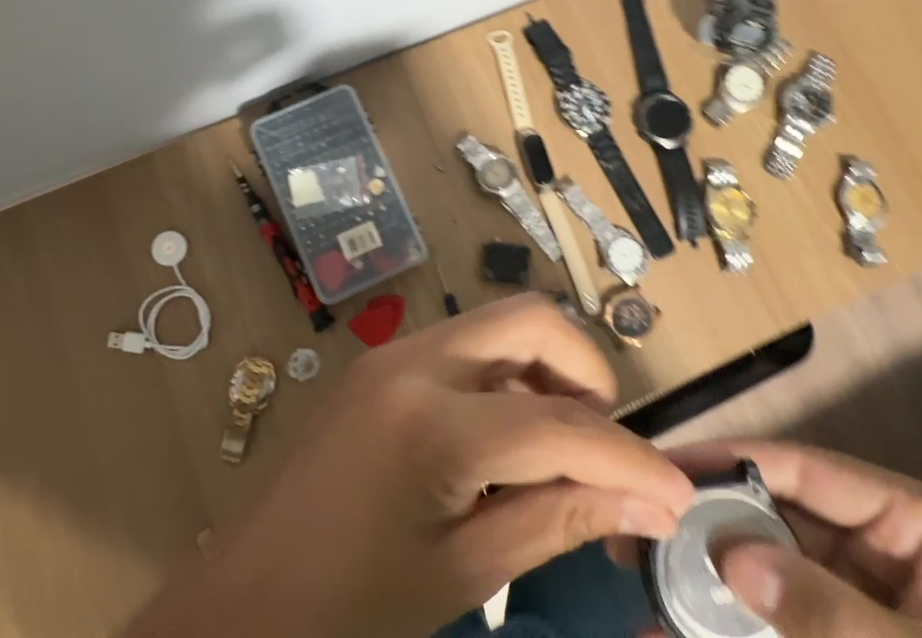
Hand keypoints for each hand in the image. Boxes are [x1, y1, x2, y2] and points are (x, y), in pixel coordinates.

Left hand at [121, 294, 693, 637]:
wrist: (243, 598)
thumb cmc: (351, 602)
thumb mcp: (464, 571)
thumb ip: (559, 520)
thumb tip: (652, 502)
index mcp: (432, 424)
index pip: (564, 425)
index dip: (633, 460)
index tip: (679, 495)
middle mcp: (411, 363)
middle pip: (530, 320)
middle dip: (588, 374)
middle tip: (603, 448)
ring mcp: (388, 356)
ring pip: (496, 327)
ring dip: (544, 372)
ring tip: (558, 450)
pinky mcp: (375, 366)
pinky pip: (461, 348)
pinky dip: (502, 380)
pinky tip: (503, 443)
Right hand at [638, 442, 921, 637]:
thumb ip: (829, 610)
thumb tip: (730, 555)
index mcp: (911, 523)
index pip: (805, 470)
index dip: (731, 460)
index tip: (661, 466)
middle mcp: (874, 545)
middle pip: (771, 513)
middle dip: (702, 519)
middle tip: (632, 524)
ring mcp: (850, 593)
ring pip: (759, 567)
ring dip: (701, 574)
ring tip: (637, 572)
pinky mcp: (828, 631)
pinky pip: (767, 619)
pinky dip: (720, 623)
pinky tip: (668, 629)